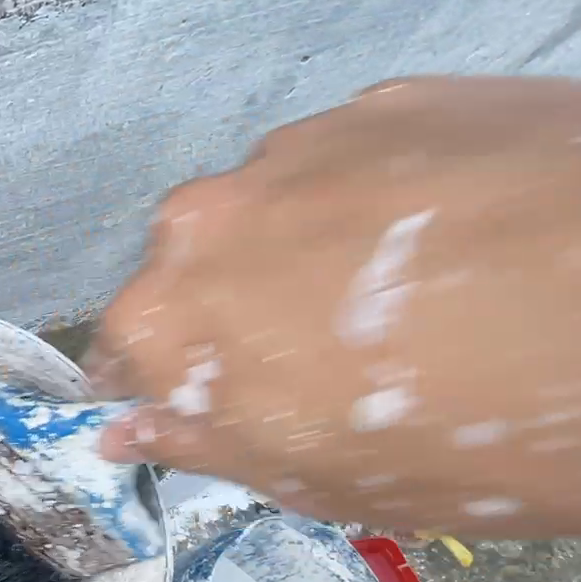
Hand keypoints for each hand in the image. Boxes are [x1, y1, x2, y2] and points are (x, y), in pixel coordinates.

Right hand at [92, 76, 580, 536]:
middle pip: (183, 275)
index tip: (212, 400)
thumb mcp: (308, 479)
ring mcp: (290, 152)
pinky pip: (342, 160)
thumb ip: (192, 444)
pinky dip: (371, 194)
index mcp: (156, 319)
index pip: (115, 354)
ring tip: (399, 280)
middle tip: (320, 347)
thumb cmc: (464, 434)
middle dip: (227, 310)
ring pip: (260, 212)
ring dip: (295, 247)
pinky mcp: (386, 102)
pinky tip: (451, 226)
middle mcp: (194, 224)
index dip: (161, 383)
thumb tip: (120, 432)